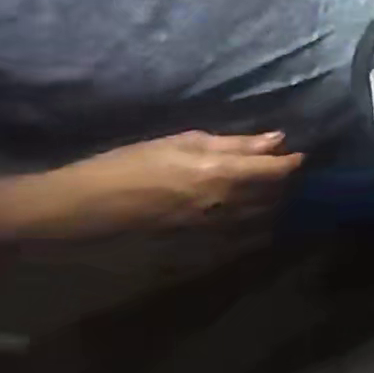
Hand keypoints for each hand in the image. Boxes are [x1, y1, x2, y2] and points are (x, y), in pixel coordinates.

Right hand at [39, 131, 302, 234]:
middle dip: (286, 181)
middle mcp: (225, 200)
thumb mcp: (182, 143)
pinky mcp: (194, 233)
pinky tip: (251, 211)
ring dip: (272, 200)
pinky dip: (253, 220)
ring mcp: (211, 220)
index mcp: (224, 173)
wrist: (73, 205)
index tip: (300, 154)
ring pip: (261, 212)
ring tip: (271, 189)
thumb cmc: (127, 165)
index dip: (294, 161)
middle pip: (276, 192)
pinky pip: (238, 228)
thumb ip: (235, 144)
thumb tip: (277, 139)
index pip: (279, 169)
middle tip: (285, 170)